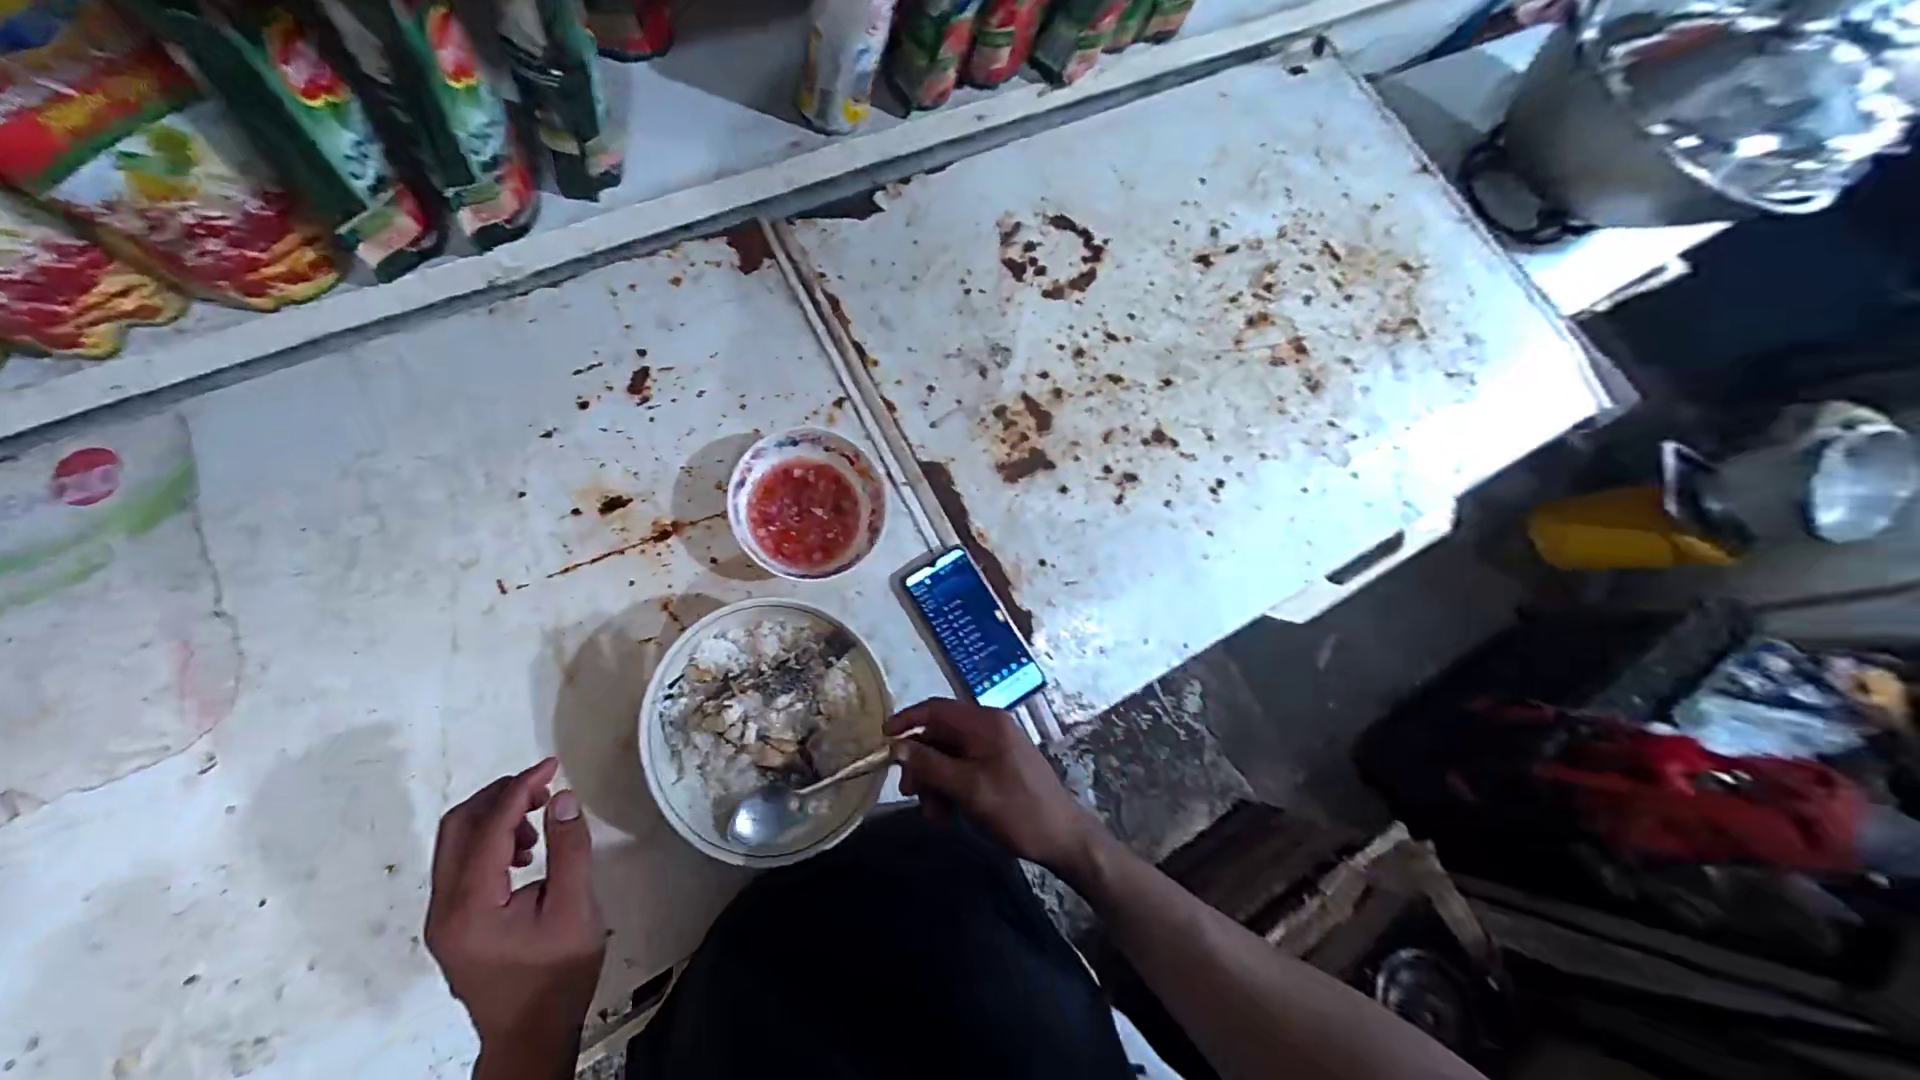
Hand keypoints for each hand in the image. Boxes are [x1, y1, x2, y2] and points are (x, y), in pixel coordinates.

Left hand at [425, 758, 604, 1077]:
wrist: (530, 1035)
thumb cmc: (557, 975)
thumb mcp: (575, 909)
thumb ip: (569, 850)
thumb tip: (562, 797)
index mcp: (469, 904)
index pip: (489, 827)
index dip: (520, 788)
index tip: (553, 764)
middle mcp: (444, 907)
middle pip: (457, 827)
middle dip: (500, 795)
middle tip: (544, 783)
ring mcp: (444, 916)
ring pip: (456, 843)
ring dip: (495, 817)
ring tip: (540, 819)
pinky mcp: (454, 922)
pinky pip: (462, 863)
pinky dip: (491, 840)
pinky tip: (527, 851)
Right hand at [887, 698, 1104, 874]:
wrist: (1063, 837)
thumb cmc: (1016, 810)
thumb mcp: (967, 789)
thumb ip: (930, 765)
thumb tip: (897, 746)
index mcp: (985, 723)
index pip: (935, 709)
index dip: (906, 721)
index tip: (882, 741)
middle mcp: (990, 726)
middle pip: (940, 734)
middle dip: (922, 764)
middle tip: (910, 794)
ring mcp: (996, 745)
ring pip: (950, 754)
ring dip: (935, 782)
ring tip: (935, 815)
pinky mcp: (1000, 764)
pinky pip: (964, 767)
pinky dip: (951, 787)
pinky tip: (949, 815)